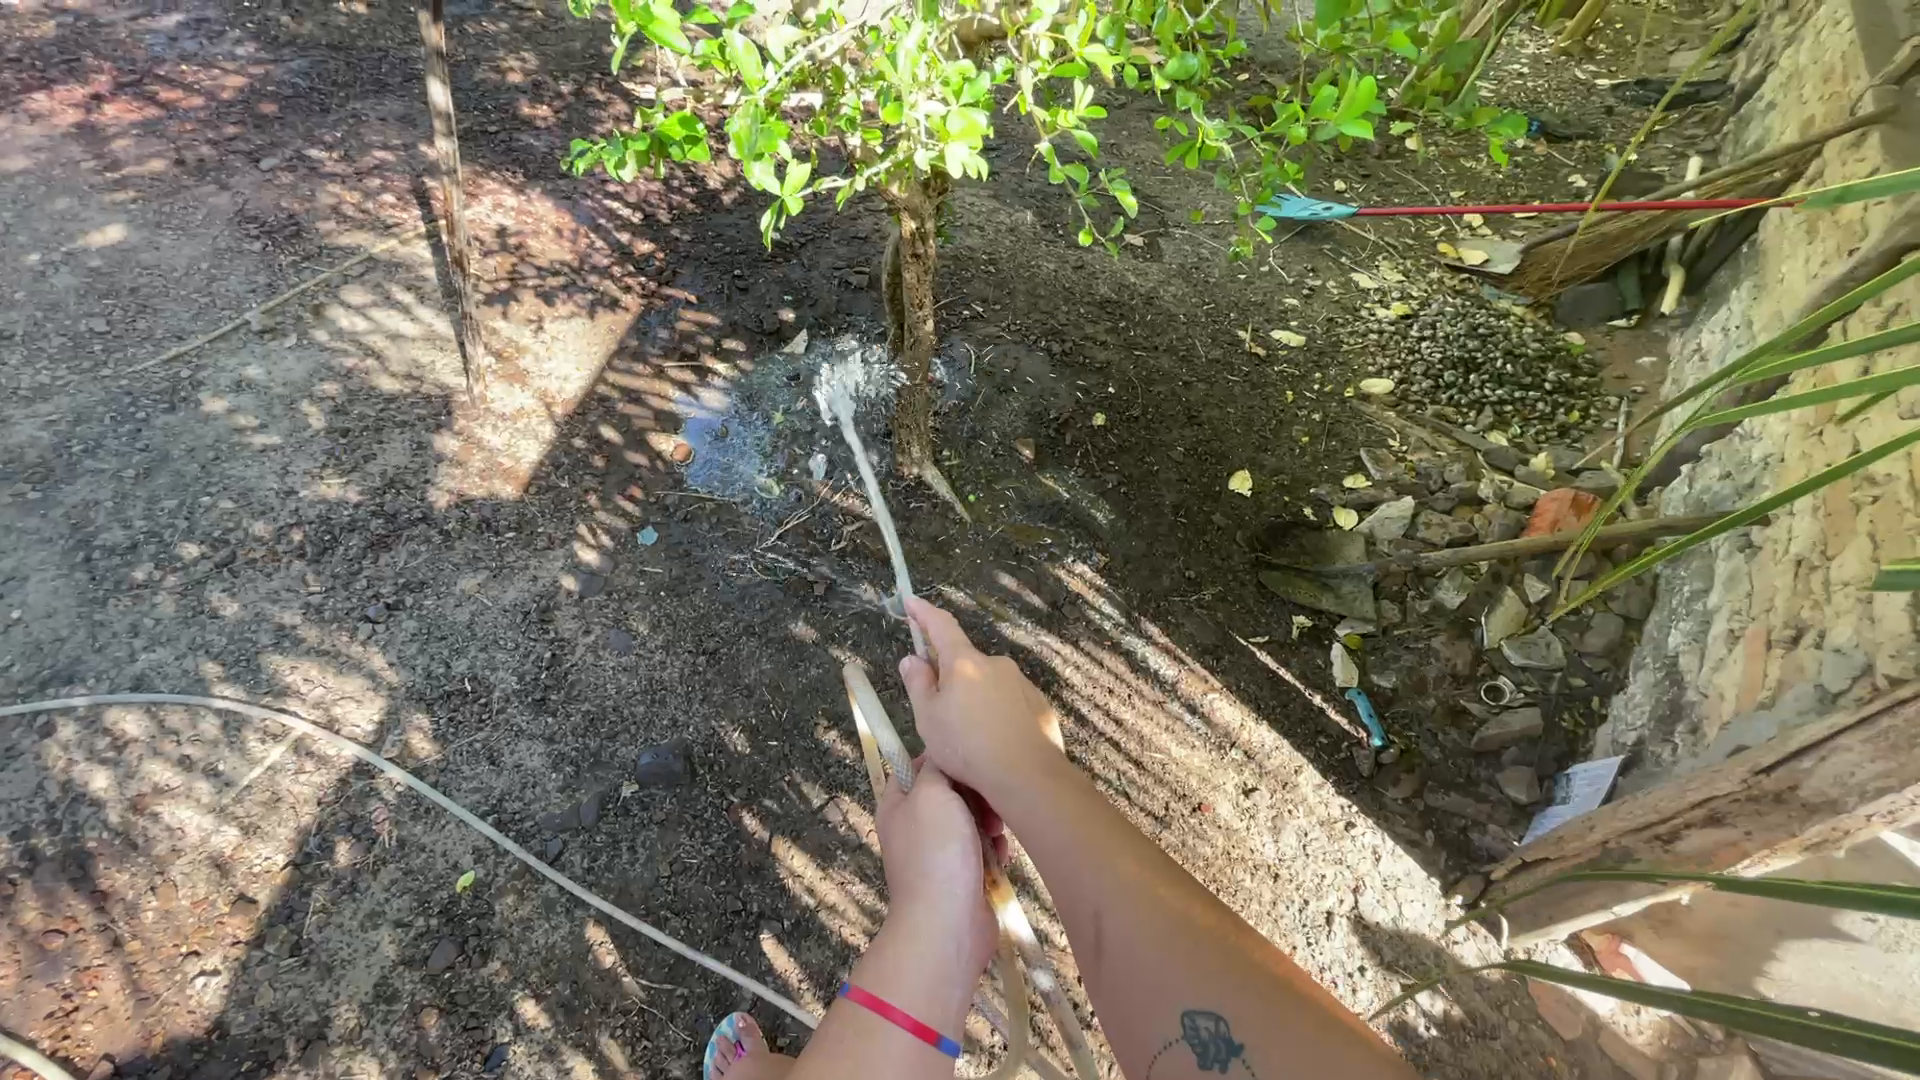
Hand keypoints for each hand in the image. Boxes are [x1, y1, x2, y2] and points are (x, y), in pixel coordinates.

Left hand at [876, 759, 1002, 979]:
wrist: (947, 925)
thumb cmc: (936, 852)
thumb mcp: (931, 793)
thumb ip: (935, 768)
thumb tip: (941, 759)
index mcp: (897, 804)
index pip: (916, 766)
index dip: (942, 760)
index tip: (969, 761)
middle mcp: (914, 826)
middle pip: (949, 792)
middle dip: (974, 795)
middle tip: (989, 804)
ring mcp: (937, 853)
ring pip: (970, 820)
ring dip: (988, 822)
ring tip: (996, 834)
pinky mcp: (961, 875)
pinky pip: (980, 849)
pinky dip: (992, 850)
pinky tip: (1000, 857)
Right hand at [897, 596, 1063, 799]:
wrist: (1027, 776)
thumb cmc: (967, 746)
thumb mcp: (928, 718)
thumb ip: (918, 684)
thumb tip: (912, 658)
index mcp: (964, 662)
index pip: (941, 626)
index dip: (924, 613)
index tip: (911, 602)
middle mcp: (995, 664)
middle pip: (965, 663)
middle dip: (951, 680)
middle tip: (941, 715)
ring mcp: (1021, 683)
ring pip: (989, 686)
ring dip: (976, 701)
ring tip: (972, 740)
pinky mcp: (1039, 704)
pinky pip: (1010, 703)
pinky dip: (999, 716)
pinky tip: (997, 743)